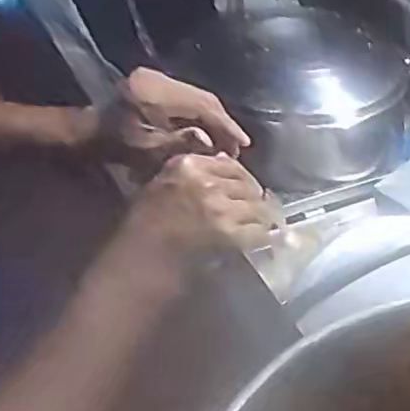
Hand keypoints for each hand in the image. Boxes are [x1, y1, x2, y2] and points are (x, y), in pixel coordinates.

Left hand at [94, 67, 250, 170]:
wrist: (91, 132)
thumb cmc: (120, 146)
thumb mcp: (152, 151)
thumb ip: (183, 143)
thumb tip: (210, 141)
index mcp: (152, 93)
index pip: (202, 105)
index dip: (227, 125)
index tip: (244, 144)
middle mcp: (154, 79)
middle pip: (204, 99)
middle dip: (225, 124)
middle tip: (237, 147)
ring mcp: (154, 78)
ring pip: (200, 98)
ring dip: (217, 121)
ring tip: (226, 143)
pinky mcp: (155, 82)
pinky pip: (190, 98)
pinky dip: (204, 116)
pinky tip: (212, 133)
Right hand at [100, 152, 278, 293]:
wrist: (147, 250)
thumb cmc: (150, 217)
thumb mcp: (167, 181)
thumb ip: (199, 171)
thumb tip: (227, 160)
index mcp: (188, 166)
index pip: (233, 166)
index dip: (245, 179)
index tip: (247, 190)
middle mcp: (207, 184)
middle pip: (250, 188)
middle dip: (255, 200)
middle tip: (254, 212)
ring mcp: (221, 209)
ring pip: (259, 209)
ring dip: (260, 219)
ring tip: (255, 225)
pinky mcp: (231, 233)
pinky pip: (260, 231)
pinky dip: (261, 236)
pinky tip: (255, 239)